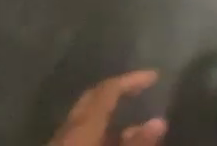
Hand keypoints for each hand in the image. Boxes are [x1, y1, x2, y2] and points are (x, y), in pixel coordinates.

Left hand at [50, 71, 166, 145]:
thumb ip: (137, 144)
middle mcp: (67, 131)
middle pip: (91, 100)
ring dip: (109, 120)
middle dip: (117, 93)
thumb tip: (159, 122)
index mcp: (82, 128)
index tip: (154, 77)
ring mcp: (58, 145)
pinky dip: (98, 137)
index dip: (132, 80)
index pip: (108, 90)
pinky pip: (77, 139)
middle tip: (140, 90)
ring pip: (83, 122)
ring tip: (135, 130)